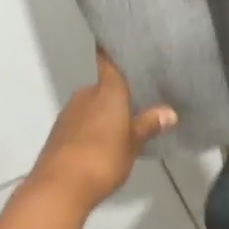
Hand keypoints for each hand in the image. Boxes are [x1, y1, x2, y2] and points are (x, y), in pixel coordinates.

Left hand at [30, 51, 176, 211]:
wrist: (59, 187)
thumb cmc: (102, 158)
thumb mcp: (132, 144)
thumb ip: (148, 125)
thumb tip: (169, 111)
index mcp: (105, 90)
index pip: (107, 60)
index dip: (111, 50)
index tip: (119, 42)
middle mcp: (85, 95)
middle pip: (102, 87)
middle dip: (116, 95)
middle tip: (138, 105)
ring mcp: (68, 113)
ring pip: (91, 106)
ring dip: (103, 114)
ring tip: (122, 129)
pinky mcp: (59, 133)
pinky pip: (80, 123)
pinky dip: (91, 129)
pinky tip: (101, 145)